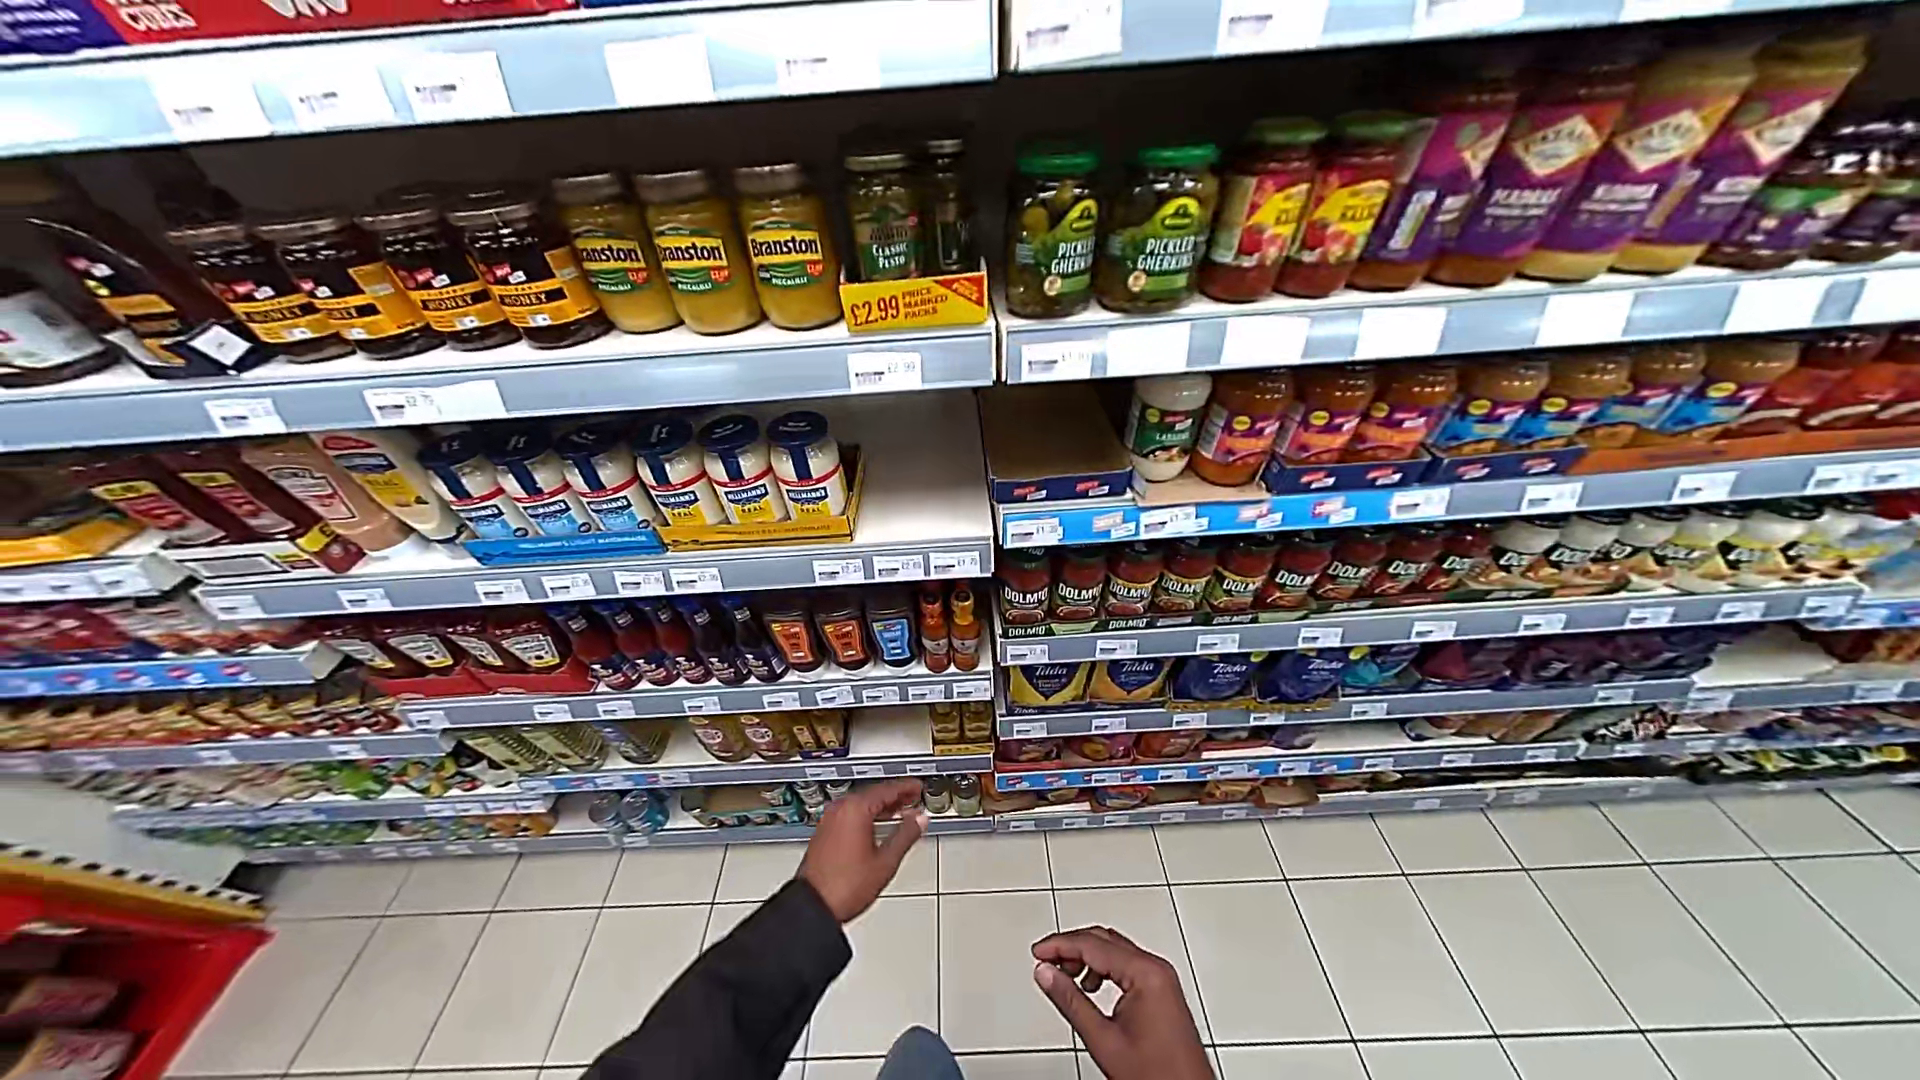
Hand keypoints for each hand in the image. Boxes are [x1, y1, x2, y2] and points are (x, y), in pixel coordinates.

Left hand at [796, 779, 927, 922]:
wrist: (813, 907)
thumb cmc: (843, 887)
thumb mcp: (885, 861)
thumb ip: (906, 835)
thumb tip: (919, 820)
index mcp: (855, 809)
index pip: (887, 789)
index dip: (906, 787)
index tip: (917, 787)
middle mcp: (840, 810)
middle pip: (873, 793)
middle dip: (895, 795)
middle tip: (912, 797)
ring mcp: (829, 820)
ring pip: (861, 803)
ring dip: (881, 805)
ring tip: (900, 811)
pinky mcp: (824, 832)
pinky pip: (850, 814)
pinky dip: (867, 814)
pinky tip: (877, 825)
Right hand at [1032, 926, 1212, 1079]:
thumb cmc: (1159, 1077)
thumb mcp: (1103, 1040)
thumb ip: (1070, 1001)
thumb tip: (1046, 973)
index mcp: (1146, 974)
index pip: (1093, 944)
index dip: (1060, 945)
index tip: (1038, 951)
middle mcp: (1156, 969)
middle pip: (1104, 940)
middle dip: (1071, 947)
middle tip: (1045, 958)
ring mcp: (1161, 978)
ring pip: (1114, 950)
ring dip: (1086, 957)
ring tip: (1063, 974)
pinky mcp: (1162, 990)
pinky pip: (1126, 965)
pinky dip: (1103, 968)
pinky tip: (1089, 985)